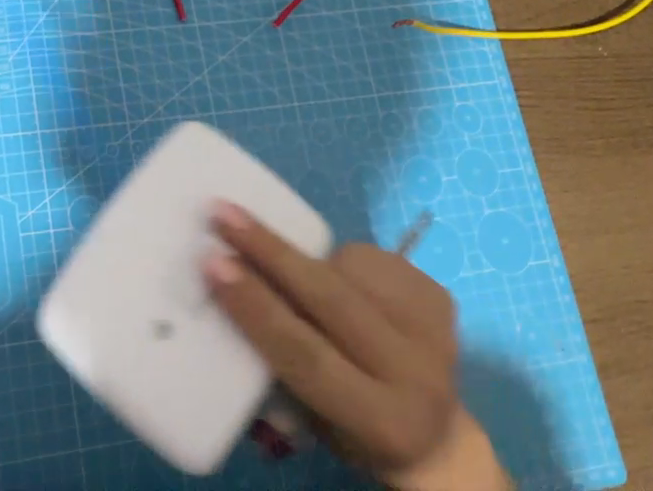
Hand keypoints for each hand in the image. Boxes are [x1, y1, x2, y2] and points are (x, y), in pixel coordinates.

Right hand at [205, 203, 507, 490]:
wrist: (433, 435)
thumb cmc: (345, 425)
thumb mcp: (306, 414)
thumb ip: (271, 361)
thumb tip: (224, 286)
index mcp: (379, 420)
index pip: (306, 354)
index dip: (256, 306)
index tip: (211, 262)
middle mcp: (417, 376)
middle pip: (331, 300)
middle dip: (268, 252)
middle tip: (221, 215)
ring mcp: (436, 333)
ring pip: (349, 267)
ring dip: (307, 257)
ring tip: (290, 269)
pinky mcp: (441, 298)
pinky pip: (371, 257)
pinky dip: (340, 259)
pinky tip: (340, 279)